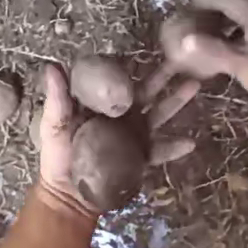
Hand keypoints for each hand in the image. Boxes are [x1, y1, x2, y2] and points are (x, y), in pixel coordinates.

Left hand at [32, 62, 201, 222]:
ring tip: (193, 85)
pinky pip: (161, 150)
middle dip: (163, 77)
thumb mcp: (54, 125)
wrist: (67, 195)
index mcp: (102, 104)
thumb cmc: (58, 156)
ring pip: (159, 113)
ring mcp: (135, 134)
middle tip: (180, 61)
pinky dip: (175, 147)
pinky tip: (189, 143)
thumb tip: (53, 66)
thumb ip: (57, 98)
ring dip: (176, 100)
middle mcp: (123, 115)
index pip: (118, 80)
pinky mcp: (142, 156)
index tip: (143, 52)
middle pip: (146, 92)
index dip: (131, 66)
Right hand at [148, 0, 247, 117]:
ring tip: (209, 42)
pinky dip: (239, 39)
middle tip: (194, 25)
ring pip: (247, 23)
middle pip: (236, 8)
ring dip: (227, 29)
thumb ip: (213, 51)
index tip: (186, 5)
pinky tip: (234, 56)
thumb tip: (183, 40)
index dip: (204, 0)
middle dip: (214, 15)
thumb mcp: (242, 65)